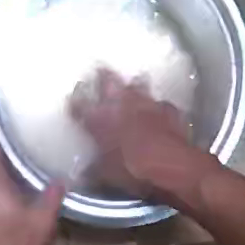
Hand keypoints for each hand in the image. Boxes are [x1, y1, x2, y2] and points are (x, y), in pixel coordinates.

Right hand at [68, 69, 207, 200]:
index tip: (73, 98)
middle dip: (103, 75)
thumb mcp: (106, 175)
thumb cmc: (132, 169)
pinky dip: (159, 106)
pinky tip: (160, 110)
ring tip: (132, 83)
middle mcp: (121, 105)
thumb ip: (93, 170)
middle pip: (108, 80)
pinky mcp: (169, 110)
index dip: (75, 101)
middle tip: (100, 69)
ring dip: (133, 84)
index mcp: (99, 120)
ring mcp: (147, 104)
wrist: (170, 164)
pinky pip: (162, 103)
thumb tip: (84, 174)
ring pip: (138, 84)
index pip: (80, 105)